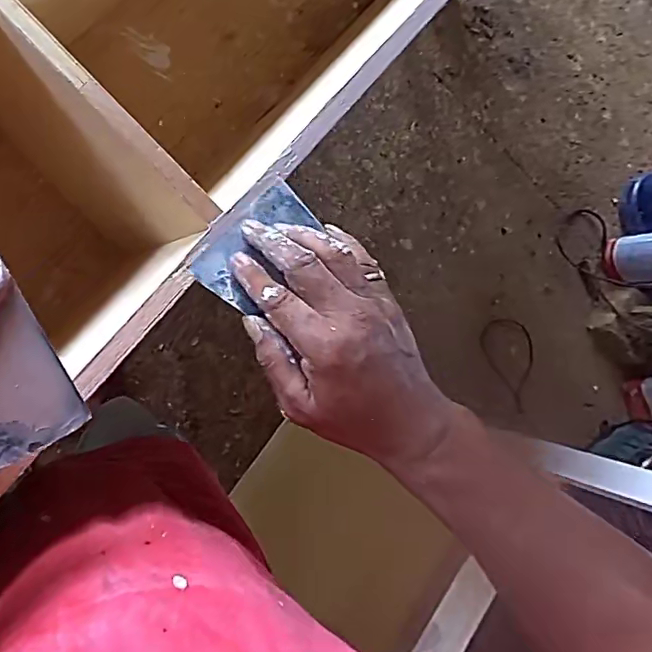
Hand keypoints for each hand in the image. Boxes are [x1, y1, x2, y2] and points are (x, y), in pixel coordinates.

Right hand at [228, 221, 461, 469]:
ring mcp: (372, 306)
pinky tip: (323, 231)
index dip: (252, 275)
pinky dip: (342, 241)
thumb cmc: (354, 420)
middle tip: (250, 229)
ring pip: (334, 255)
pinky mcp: (386, 302)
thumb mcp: (298, 404)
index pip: (278, 297)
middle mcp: (349, 318)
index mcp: (323, 345)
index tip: (236, 259)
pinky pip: (363, 262)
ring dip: (303, 235)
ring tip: (279, 225)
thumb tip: (252, 320)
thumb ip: (271, 359)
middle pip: (304, 265)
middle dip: (272, 243)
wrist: (415, 426)